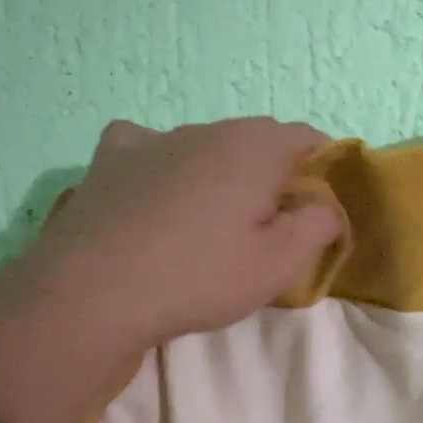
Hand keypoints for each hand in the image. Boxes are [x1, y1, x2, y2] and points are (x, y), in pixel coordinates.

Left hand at [23, 117, 343, 346]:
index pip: (306, 137)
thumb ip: (319, 226)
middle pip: (258, 139)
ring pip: (208, 145)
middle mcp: (203, 131)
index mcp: (252, 149)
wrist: (92, 292)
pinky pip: (153, 148)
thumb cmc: (201, 277)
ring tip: (223, 219)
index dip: (327, 165)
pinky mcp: (109, 160)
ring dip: (226, 172)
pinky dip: (170, 164)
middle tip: (281, 222)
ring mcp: (151, 140)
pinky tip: (165, 192)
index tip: (329, 204)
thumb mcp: (281, 264)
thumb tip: (327, 207)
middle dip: (278, 172)